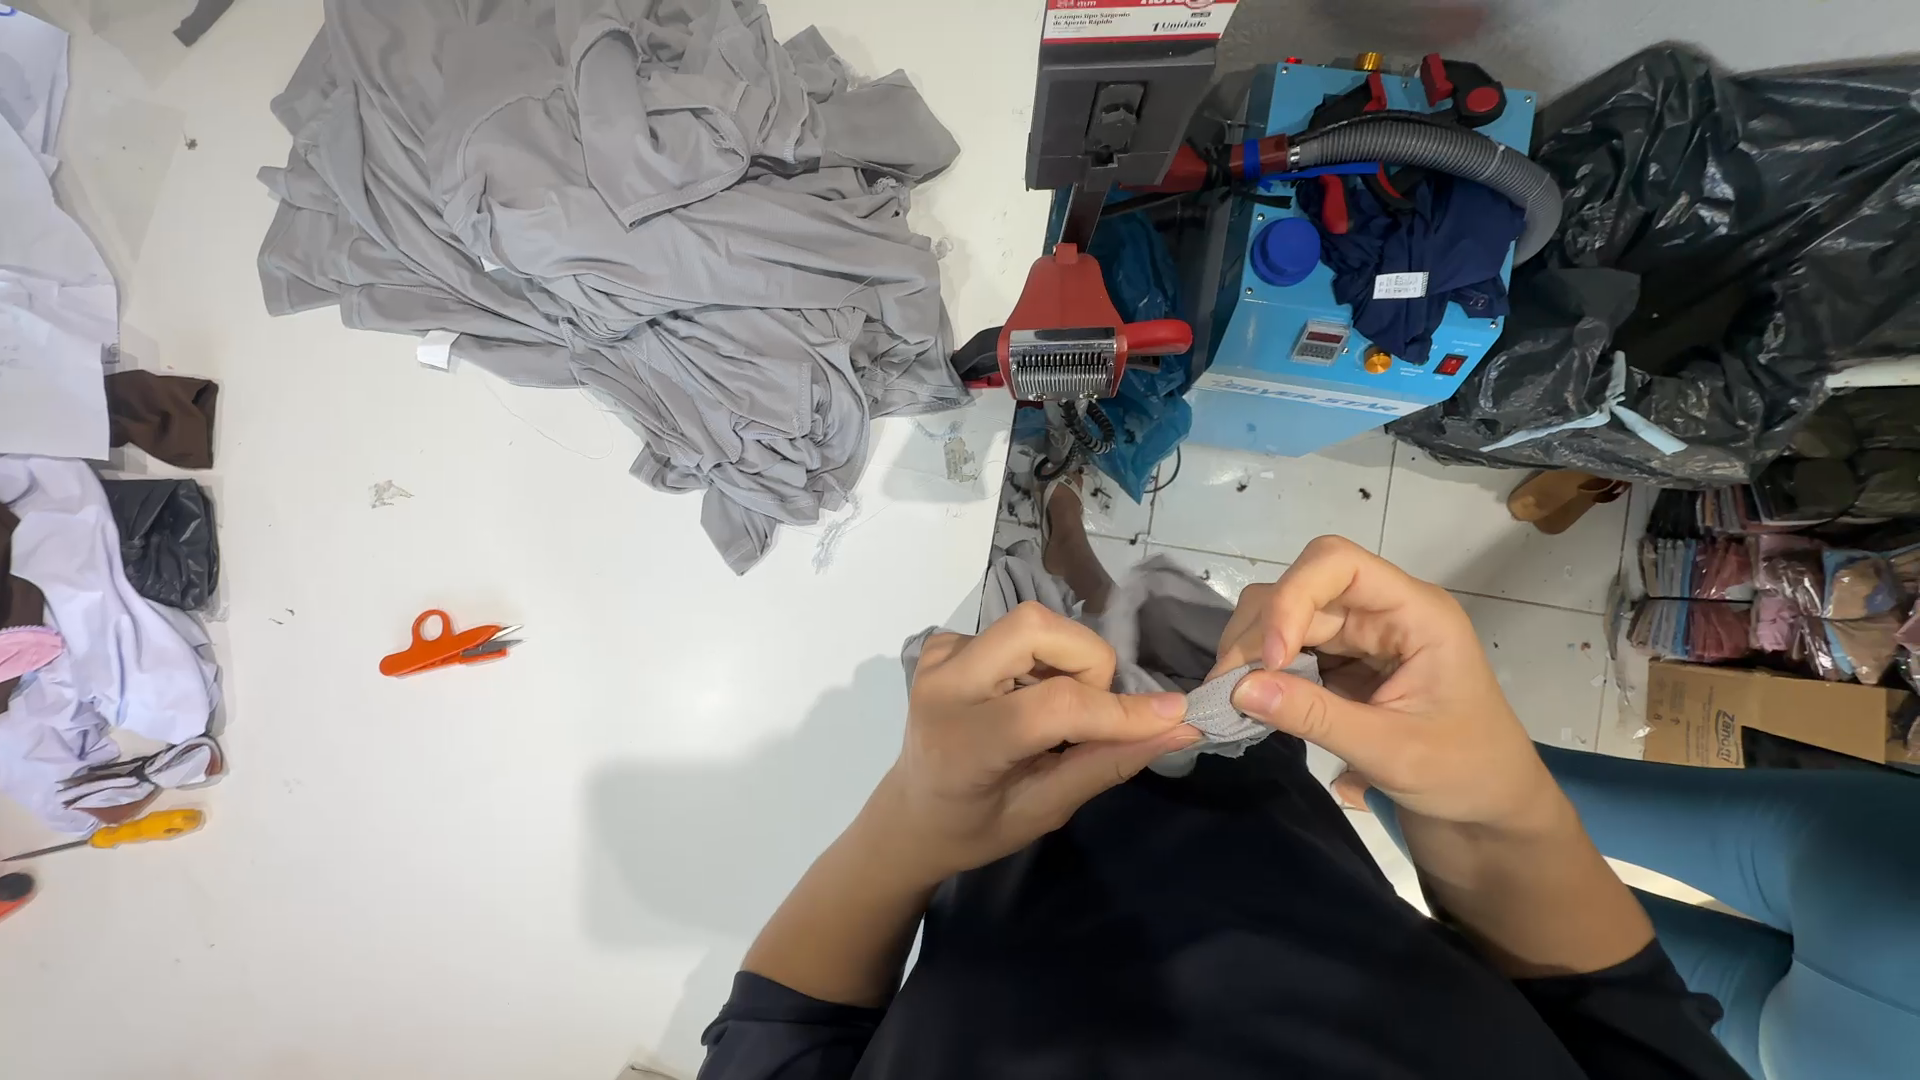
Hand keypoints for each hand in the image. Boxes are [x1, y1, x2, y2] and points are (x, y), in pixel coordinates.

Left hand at [876, 603, 1199, 883]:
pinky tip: (1024, 699)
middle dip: (1087, 661)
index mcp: (963, 742)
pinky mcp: (942, 643)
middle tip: (1091, 711)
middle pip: (1037, 627)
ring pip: (1030, 624)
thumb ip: (1107, 764)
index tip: (1172, 715)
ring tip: (1054, 715)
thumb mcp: (1044, 810)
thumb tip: (1177, 727)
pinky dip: (1039, 660)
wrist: (910, 812)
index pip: (1053, 705)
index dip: (1118, 709)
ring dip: (1065, 662)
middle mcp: (944, 684)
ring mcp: (938, 656)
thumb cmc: (975, 826)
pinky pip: (1013, 632)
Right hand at [1211, 536, 1555, 830]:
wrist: (1489, 807)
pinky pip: (1283, 646)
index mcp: (1415, 613)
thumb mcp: (1393, 752)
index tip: (1273, 659)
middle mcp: (1380, 609)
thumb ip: (1315, 717)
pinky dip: (1258, 669)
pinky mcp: (1338, 656)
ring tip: (1232, 696)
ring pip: (1280, 614)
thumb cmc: (1464, 774)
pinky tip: (1248, 699)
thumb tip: (1237, 689)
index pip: (1337, 564)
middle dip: (1257, 634)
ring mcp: (1356, 632)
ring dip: (1249, 650)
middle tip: (1226, 688)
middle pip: (1297, 589)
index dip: (1292, 599)